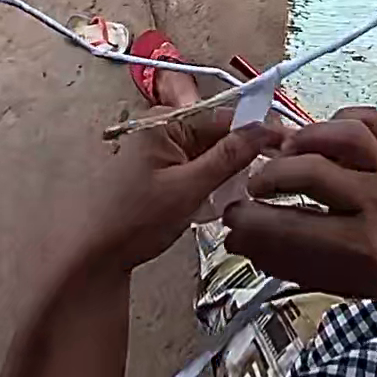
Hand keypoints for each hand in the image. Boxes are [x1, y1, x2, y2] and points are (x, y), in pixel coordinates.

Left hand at [80, 110, 283, 272]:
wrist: (92, 259)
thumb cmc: (135, 220)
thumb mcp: (188, 188)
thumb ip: (227, 157)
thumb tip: (262, 130)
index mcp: (166, 122)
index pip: (221, 117)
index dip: (253, 130)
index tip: (283, 143)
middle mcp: (163, 128)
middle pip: (215, 134)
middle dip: (239, 155)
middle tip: (266, 175)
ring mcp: (160, 150)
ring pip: (207, 153)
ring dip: (225, 171)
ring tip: (241, 192)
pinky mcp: (159, 171)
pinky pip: (195, 167)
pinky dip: (209, 182)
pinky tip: (217, 201)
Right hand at [222, 107, 376, 300]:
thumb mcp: (336, 281)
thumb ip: (286, 261)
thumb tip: (237, 239)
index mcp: (363, 248)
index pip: (296, 229)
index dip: (256, 222)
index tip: (231, 216)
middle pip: (315, 173)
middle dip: (272, 176)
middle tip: (252, 184)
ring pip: (344, 136)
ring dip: (304, 139)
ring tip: (282, 151)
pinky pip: (367, 118)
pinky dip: (340, 117)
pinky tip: (322, 134)